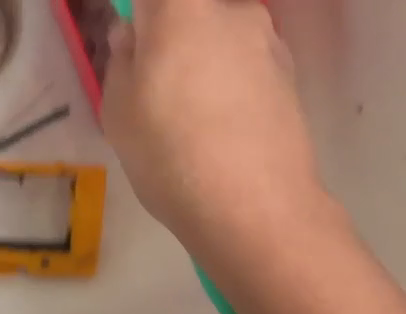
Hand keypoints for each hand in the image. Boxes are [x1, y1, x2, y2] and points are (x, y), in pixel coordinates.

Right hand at [100, 0, 331, 264]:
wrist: (251, 201)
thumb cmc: (168, 154)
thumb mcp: (118, 113)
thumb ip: (121, 62)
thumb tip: (131, 36)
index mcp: (180, 10)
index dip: (138, 16)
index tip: (128, 43)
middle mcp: (230, 8)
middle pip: (189, 13)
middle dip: (167, 40)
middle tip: (149, 90)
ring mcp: (265, 36)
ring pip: (218, 38)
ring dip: (197, 65)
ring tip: (184, 122)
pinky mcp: (287, 69)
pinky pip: (242, 65)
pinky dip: (224, 86)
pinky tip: (215, 133)